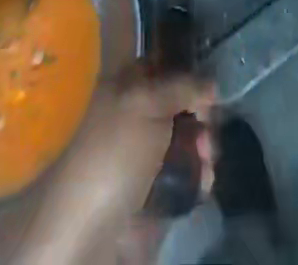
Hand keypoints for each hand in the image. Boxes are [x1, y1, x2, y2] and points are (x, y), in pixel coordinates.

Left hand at [13, 66, 213, 264]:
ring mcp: (139, 155)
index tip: (209, 94)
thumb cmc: (113, 155)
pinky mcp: (149, 189)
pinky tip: (203, 184)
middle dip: (201, 120)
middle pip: (177, 107)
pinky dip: (197, 176)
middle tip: (208, 138)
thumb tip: (211, 84)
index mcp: (121, 88)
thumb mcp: (146, 105)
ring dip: (203, 150)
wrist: (86, 228)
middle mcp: (131, 117)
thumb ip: (181, 86)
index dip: (187, 77)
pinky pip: (182, 174)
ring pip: (183, 141)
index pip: (161, 69)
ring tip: (208, 166)